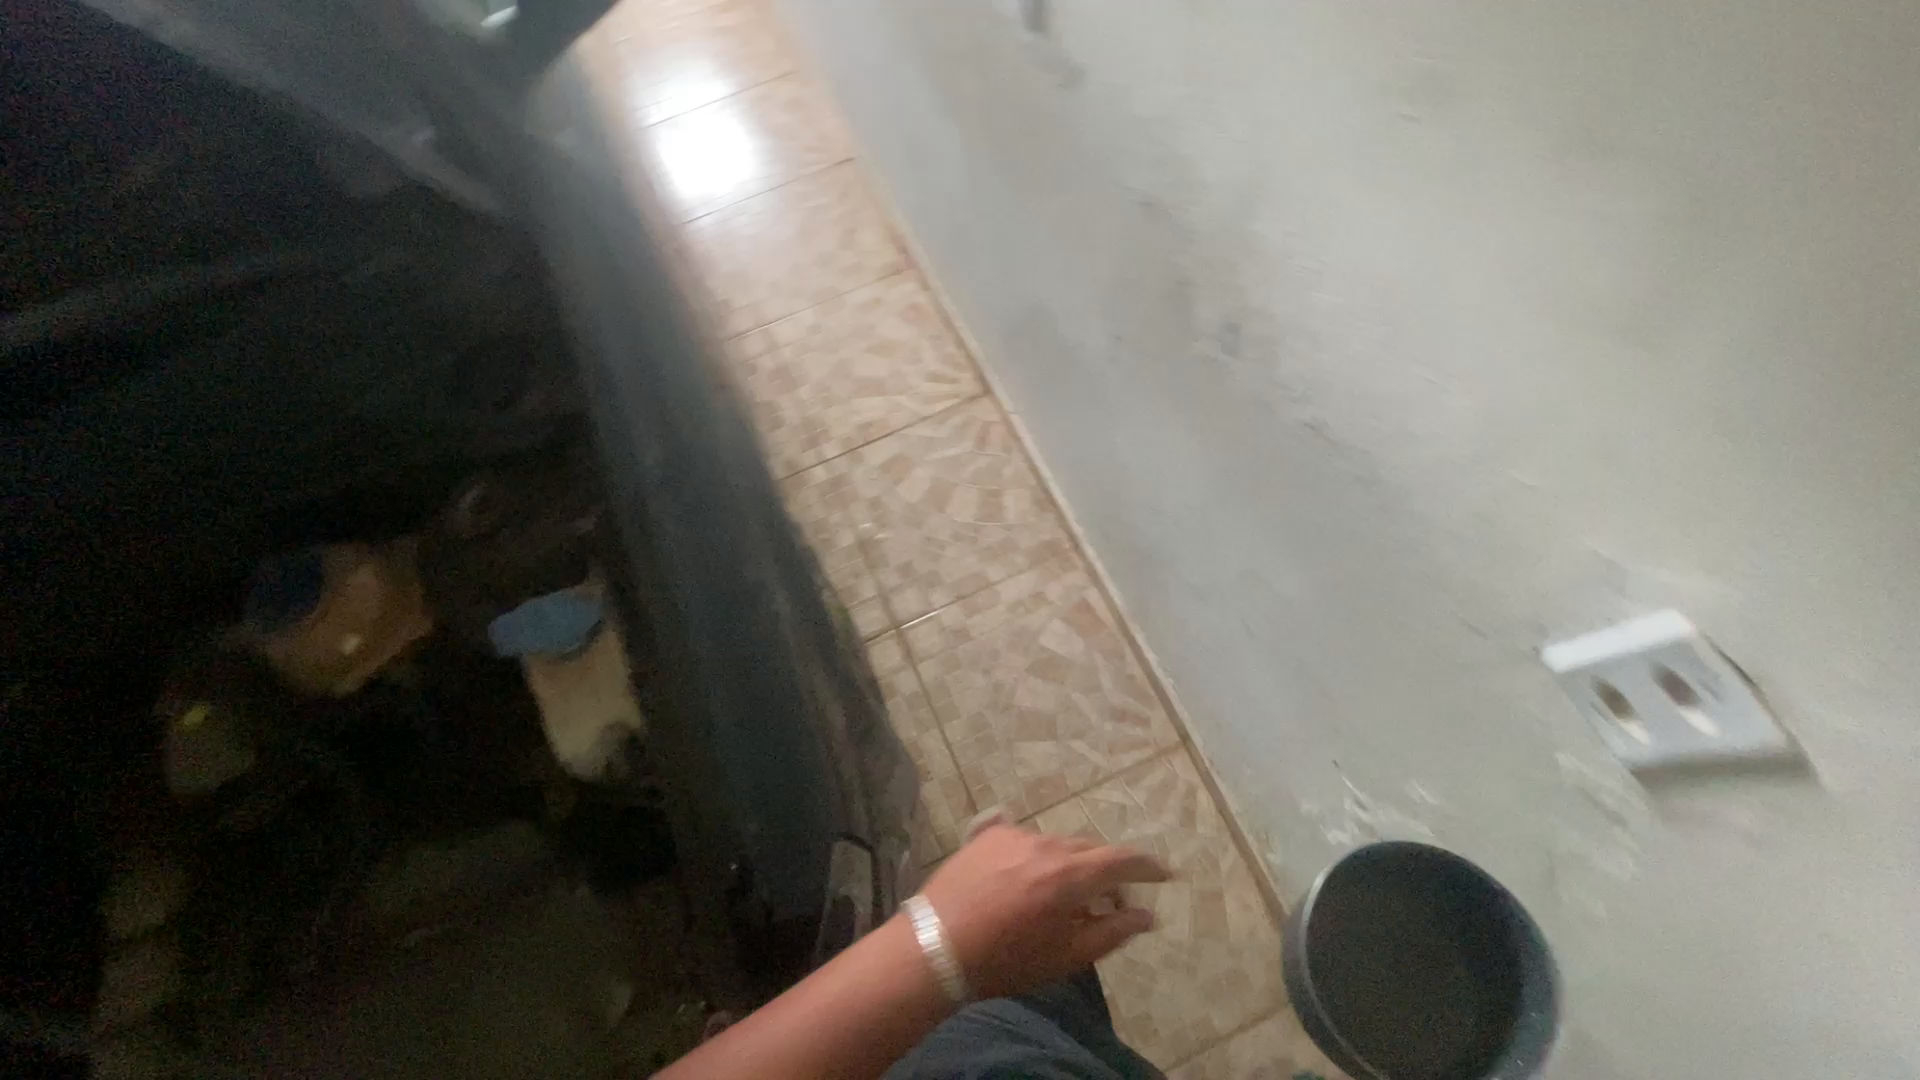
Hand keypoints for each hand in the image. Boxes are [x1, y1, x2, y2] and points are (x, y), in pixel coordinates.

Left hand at [917, 823, 1171, 998]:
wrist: (936, 944)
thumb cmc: (1006, 959)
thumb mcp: (1067, 956)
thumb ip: (1112, 931)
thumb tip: (1146, 914)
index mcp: (1070, 875)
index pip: (1122, 860)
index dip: (1147, 866)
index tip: (1164, 873)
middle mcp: (1046, 843)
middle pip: (1090, 851)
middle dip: (1106, 873)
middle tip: (1109, 903)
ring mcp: (1014, 834)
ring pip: (1057, 845)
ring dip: (1068, 866)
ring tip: (1059, 898)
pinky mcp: (989, 834)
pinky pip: (1025, 840)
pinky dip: (1036, 858)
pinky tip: (1026, 881)